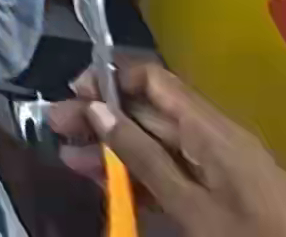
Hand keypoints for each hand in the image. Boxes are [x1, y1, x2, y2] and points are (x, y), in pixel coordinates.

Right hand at [47, 63, 285, 236]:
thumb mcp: (193, 208)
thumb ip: (142, 157)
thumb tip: (95, 107)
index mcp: (211, 129)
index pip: (151, 78)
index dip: (109, 78)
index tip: (75, 94)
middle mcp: (215, 138)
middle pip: (146, 112)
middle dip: (99, 118)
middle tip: (56, 129)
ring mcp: (224, 169)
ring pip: (155, 144)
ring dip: (113, 149)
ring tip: (73, 162)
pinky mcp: (229, 197)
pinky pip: (175, 171)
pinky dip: (140, 174)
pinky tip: (112, 187)